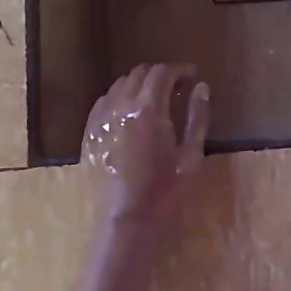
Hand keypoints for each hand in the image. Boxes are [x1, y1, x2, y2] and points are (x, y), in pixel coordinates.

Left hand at [82, 64, 210, 228]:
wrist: (127, 220)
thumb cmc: (166, 190)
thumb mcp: (191, 154)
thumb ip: (197, 116)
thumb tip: (201, 87)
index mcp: (148, 107)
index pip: (163, 72)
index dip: (180, 69)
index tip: (192, 75)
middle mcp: (120, 105)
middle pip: (139, 73)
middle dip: (160, 75)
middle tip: (176, 88)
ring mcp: (100, 118)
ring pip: (119, 86)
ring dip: (139, 86)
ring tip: (153, 101)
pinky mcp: (89, 133)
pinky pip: (103, 104)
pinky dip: (119, 100)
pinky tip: (129, 116)